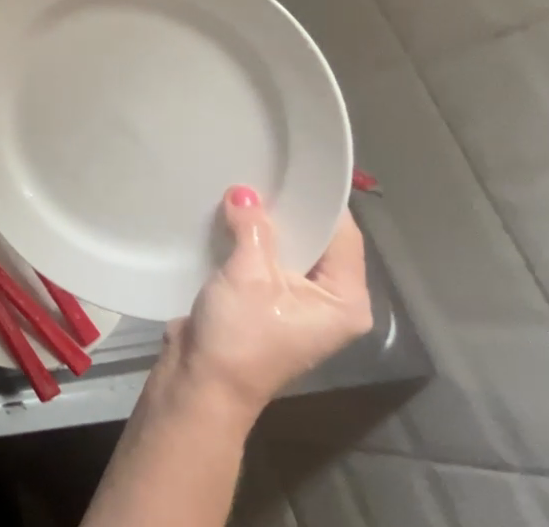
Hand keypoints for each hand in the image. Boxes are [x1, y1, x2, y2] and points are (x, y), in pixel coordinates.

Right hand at [160, 186, 372, 422]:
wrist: (202, 380)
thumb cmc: (240, 334)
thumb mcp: (248, 277)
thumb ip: (252, 231)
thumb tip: (245, 191)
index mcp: (345, 300)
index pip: (342, 237)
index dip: (318, 202)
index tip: (292, 168)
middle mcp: (329, 302)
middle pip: (314, 243)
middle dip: (284, 212)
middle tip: (258, 174)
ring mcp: (294, 305)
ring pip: (284, 252)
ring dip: (261, 228)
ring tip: (236, 192)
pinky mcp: (261, 305)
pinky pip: (261, 264)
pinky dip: (245, 244)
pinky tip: (223, 224)